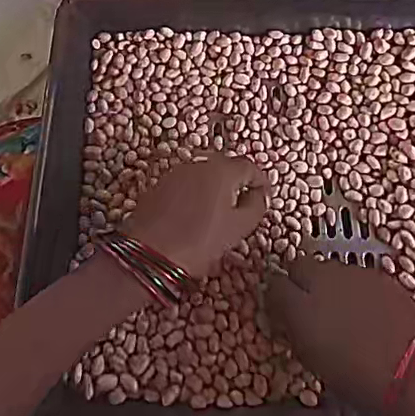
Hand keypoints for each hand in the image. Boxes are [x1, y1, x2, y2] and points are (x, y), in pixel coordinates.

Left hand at [123, 156, 268, 277]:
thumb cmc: (199, 240)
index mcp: (221, 170)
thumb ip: (255, 207)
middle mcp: (197, 164)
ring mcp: (175, 173)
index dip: (260, 182)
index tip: (265, 197)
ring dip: (216, 189)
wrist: (148, 251)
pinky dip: (197, 195)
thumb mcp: (237, 228)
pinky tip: (197, 216)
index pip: (248, 167)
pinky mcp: (159, 186)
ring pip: (204, 176)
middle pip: (225, 168)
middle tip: (246, 206)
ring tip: (222, 214)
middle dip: (238, 184)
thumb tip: (258, 195)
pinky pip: (186, 185)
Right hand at [265, 259, 414, 410]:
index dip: (277, 296)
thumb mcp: (312, 360)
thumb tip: (286, 317)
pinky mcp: (377, 275)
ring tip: (338, 308)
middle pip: (298, 265)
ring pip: (326, 267)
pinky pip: (354, 275)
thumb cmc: (360, 381)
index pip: (274, 284)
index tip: (281, 308)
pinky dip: (352, 287)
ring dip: (326, 283)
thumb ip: (294, 329)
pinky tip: (363, 309)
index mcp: (299, 306)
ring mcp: (351, 274)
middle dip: (299, 280)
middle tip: (306, 304)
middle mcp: (321, 281)